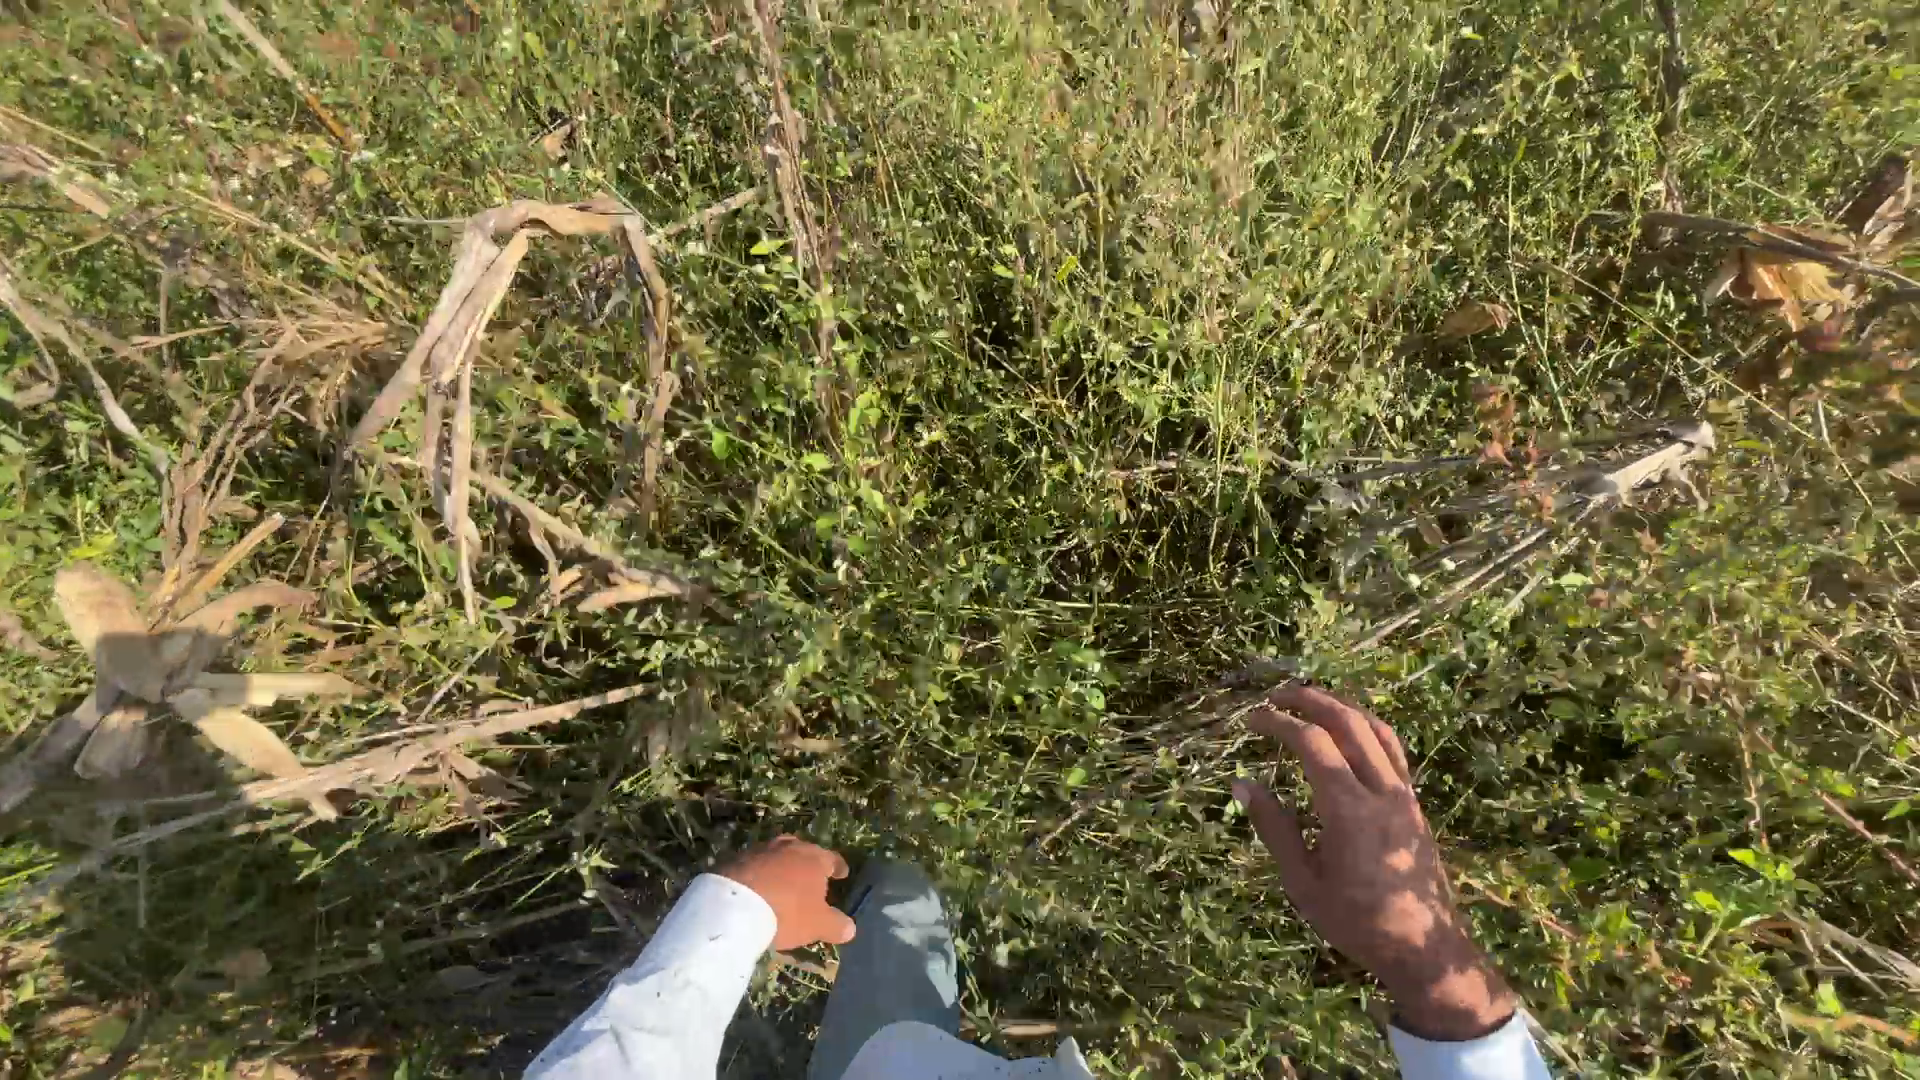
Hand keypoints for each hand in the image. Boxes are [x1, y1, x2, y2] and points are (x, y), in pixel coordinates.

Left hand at [719, 835, 857, 950]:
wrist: (735, 906)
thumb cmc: (786, 912)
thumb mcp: (816, 924)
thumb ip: (836, 925)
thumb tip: (851, 928)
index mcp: (814, 859)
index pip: (832, 859)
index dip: (838, 867)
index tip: (842, 872)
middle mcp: (790, 847)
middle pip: (804, 851)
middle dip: (808, 863)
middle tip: (810, 876)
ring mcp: (763, 850)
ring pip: (778, 855)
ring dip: (782, 866)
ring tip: (782, 880)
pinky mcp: (738, 858)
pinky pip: (755, 864)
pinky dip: (760, 873)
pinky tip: (757, 887)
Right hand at [1232, 684, 1515, 1040]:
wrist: (1427, 953)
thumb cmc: (1356, 921)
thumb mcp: (1302, 882)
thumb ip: (1272, 826)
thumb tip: (1241, 782)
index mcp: (1349, 808)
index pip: (1311, 742)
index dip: (1277, 722)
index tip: (1251, 720)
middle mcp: (1381, 791)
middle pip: (1347, 722)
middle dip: (1309, 700)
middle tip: (1276, 696)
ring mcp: (1404, 795)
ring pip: (1375, 729)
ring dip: (1339, 706)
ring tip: (1309, 701)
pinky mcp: (1414, 804)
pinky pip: (1391, 749)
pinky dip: (1364, 726)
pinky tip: (1347, 731)